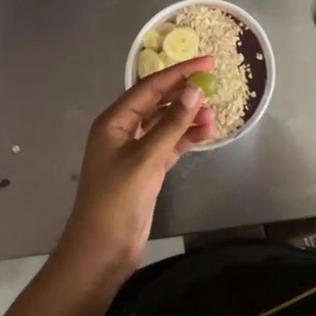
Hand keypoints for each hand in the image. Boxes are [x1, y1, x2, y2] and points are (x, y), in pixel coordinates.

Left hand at [60, 57, 216, 269]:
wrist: (101, 252)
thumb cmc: (116, 201)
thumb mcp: (146, 159)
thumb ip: (171, 124)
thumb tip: (195, 90)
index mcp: (114, 121)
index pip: (151, 87)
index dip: (179, 73)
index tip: (207, 63)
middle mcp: (124, 131)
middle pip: (159, 102)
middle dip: (185, 94)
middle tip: (214, 86)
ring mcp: (136, 151)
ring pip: (166, 123)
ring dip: (189, 118)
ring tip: (214, 117)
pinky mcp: (147, 169)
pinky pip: (170, 143)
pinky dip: (187, 137)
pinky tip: (207, 133)